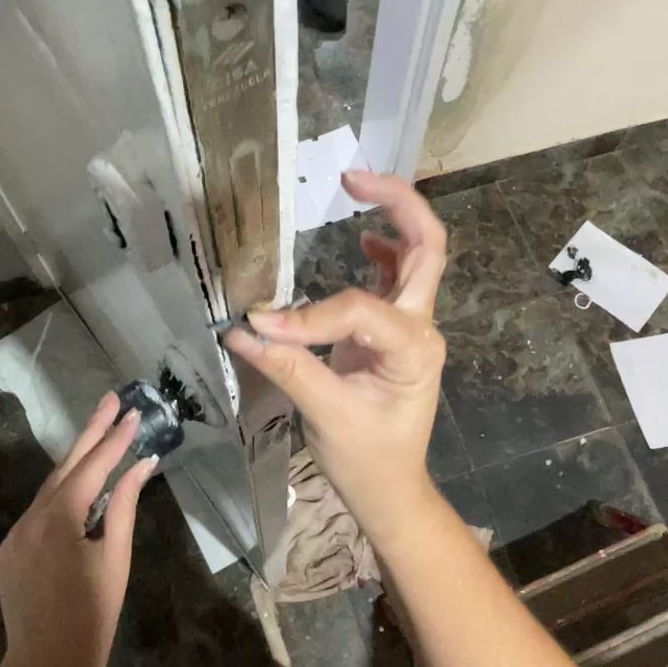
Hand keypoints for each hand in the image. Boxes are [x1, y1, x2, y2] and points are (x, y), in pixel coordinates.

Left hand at [0, 393, 157, 666]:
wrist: (47, 666)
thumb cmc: (93, 615)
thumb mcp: (116, 557)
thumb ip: (123, 506)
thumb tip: (141, 466)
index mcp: (58, 518)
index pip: (92, 467)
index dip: (115, 438)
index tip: (135, 412)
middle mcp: (30, 518)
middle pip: (65, 467)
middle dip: (91, 432)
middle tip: (112, 399)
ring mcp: (16, 534)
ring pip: (51, 488)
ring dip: (78, 461)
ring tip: (102, 432)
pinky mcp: (10, 551)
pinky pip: (41, 511)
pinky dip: (64, 492)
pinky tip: (81, 484)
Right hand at [224, 171, 447, 533]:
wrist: (390, 489)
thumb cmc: (367, 460)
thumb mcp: (327, 416)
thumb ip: (287, 368)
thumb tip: (239, 330)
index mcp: (413, 350)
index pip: (359, 310)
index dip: (309, 315)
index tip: (261, 327)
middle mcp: (421, 329)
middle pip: (428, 247)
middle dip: (398, 204)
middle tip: (353, 178)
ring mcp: (411, 329)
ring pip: (418, 256)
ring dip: (395, 218)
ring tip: (354, 190)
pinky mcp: (394, 333)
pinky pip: (394, 279)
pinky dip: (382, 250)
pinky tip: (359, 240)